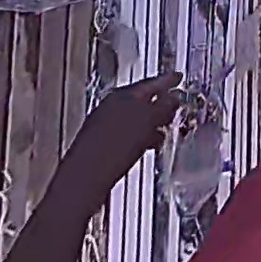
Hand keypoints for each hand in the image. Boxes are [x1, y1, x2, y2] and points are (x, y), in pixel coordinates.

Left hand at [61, 72, 184, 192]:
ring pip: (134, 119)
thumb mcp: (148, 122)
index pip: (151, 82)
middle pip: (142, 100)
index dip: (168, 80)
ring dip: (151, 124)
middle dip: (160, 104)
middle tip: (175, 105)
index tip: (178, 78)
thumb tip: (174, 98)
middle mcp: (110, 108)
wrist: (82, 184)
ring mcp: (102, 128)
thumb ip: (164, 107)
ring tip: (164, 131)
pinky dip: (140, 138)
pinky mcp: (99, 148)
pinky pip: (126, 135)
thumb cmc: (112, 149)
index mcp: (122, 96)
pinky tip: (147, 146)